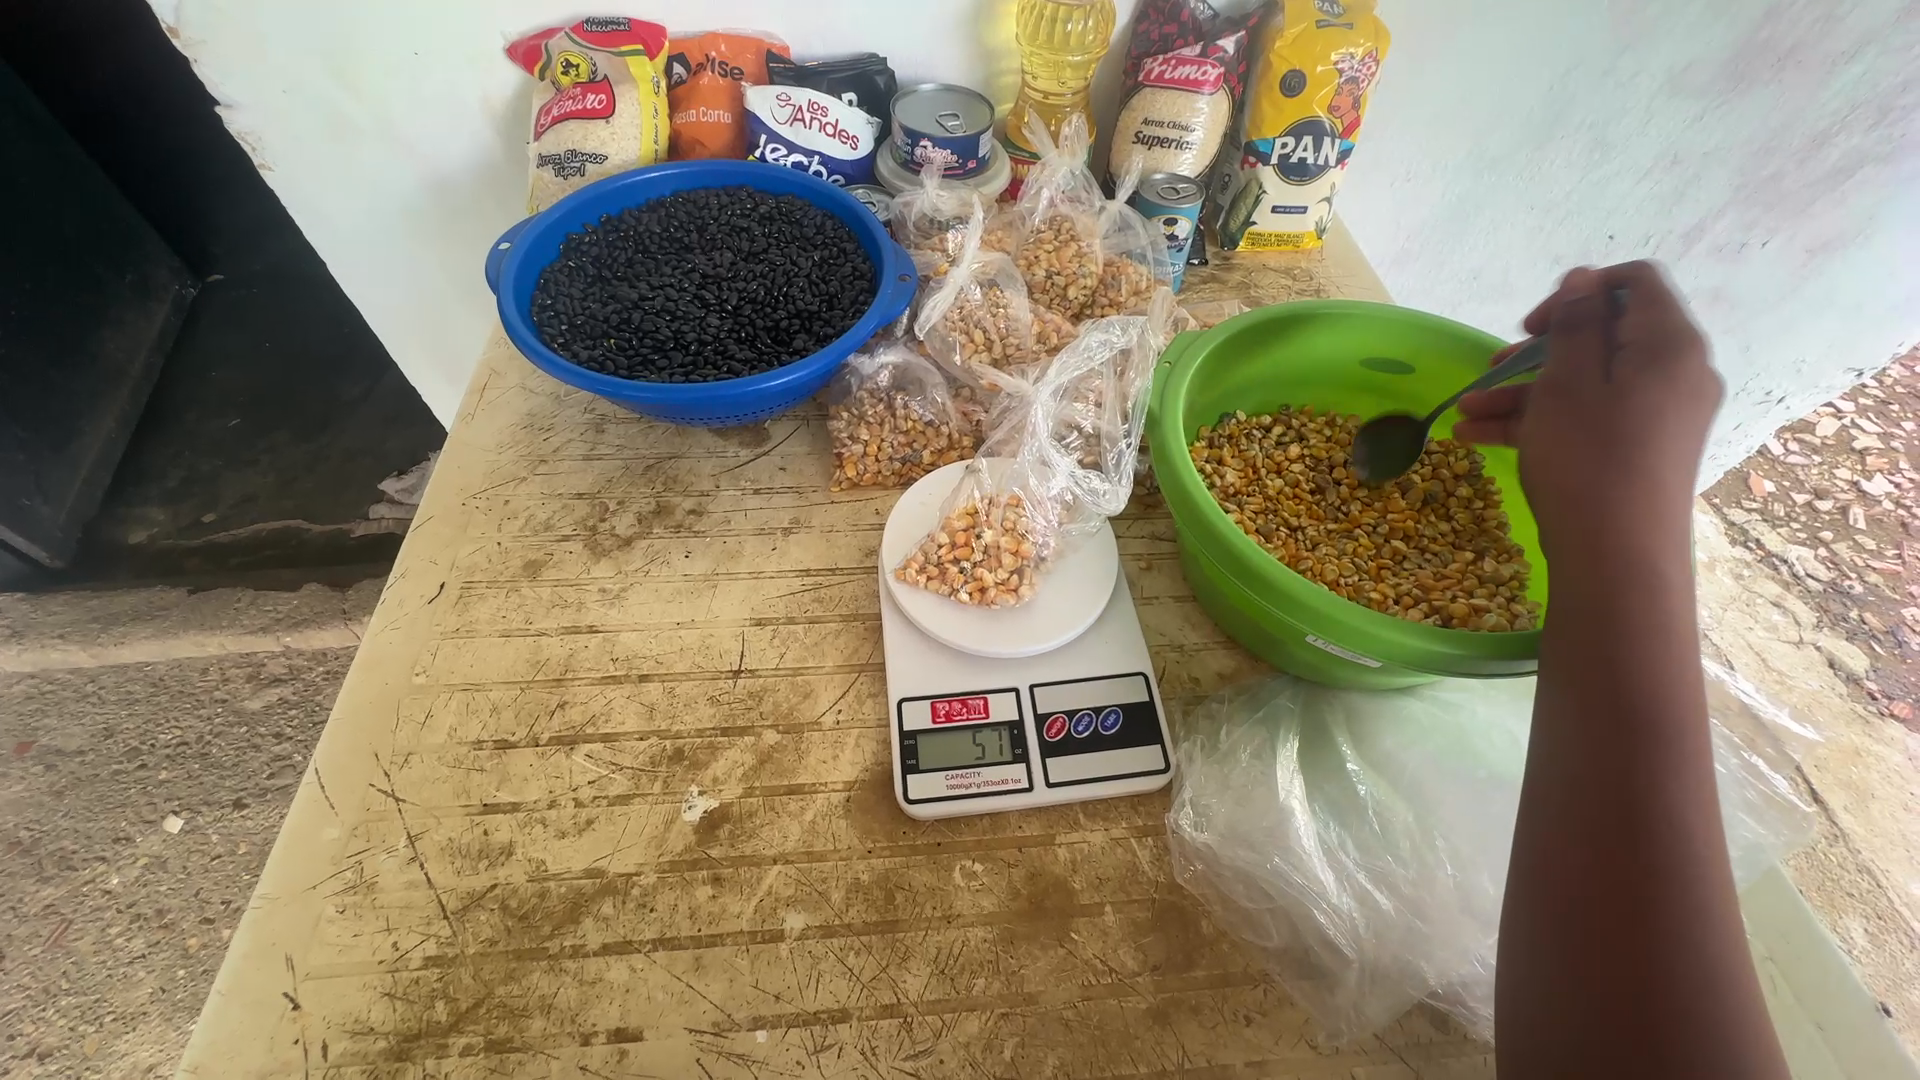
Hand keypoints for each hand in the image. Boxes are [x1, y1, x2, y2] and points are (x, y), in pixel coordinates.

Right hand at [1452, 262, 1721, 563]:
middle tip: (1490, 369)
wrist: (1616, 552)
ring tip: (1465, 414)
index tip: (1528, 324)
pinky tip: (1479, 437)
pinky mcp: (1637, 446)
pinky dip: (1537, 420)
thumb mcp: (1568, 384)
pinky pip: (1586, 415)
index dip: (1578, 292)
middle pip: (1603, 337)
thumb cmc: (1587, 458)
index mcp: (1667, 345)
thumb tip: (1583, 278)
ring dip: (1521, 392)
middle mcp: (1673, 372)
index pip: (1634, 284)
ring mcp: (1657, 412)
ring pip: (1585, 382)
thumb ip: (1576, 325)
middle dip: (1536, 351)